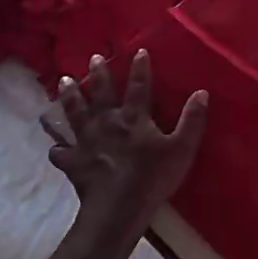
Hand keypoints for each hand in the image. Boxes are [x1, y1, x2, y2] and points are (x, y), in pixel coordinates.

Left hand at [44, 50, 207, 226]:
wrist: (117, 207)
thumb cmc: (153, 178)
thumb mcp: (182, 149)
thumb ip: (192, 120)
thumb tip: (202, 92)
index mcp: (133, 118)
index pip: (139, 87)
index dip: (140, 69)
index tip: (139, 51)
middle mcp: (106, 122)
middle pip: (101, 93)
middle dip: (98, 74)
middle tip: (93, 58)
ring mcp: (86, 141)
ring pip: (74, 113)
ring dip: (69, 97)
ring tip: (63, 81)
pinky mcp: (73, 161)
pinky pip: (61, 152)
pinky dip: (57, 148)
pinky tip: (55, 146)